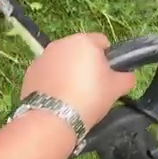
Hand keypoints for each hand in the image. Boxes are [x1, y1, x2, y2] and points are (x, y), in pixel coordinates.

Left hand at [21, 33, 137, 128]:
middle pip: (80, 51)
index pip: (102, 41)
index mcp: (83, 41)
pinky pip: (47, 73)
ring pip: (62, 61)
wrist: (53, 117)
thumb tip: (127, 75)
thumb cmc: (89, 97)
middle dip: (87, 64)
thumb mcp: (117, 88)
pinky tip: (58, 99)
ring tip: (74, 95)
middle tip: (93, 88)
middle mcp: (60, 43)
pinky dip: (53, 81)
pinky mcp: (30, 72)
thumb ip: (127, 77)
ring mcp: (42, 57)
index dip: (109, 58)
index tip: (109, 75)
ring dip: (69, 72)